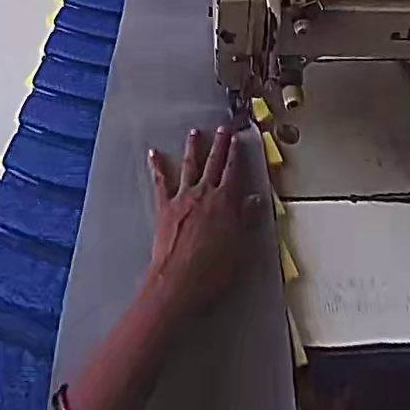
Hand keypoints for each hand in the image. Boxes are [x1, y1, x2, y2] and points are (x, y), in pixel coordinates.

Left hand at [143, 126, 262, 320]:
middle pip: (213, 163)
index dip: (235, 155)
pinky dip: (157, 166)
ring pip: (189, 166)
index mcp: (225, 201)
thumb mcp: (241, 246)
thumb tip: (256, 198)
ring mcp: (182, 197)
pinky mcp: (164, 206)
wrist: (179, 281)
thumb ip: (247, 219)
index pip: (233, 172)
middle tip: (222, 128)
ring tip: (195, 132)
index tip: (236, 139)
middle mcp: (204, 192)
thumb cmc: (214, 269)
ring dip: (193, 148)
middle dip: (219, 144)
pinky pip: (161, 182)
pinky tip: (154, 153)